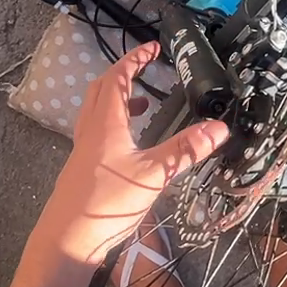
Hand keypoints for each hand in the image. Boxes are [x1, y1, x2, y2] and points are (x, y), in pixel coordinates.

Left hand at [30, 43, 229, 265]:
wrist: (68, 238)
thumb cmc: (107, 202)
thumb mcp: (154, 175)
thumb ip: (185, 150)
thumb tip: (218, 128)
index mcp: (105, 122)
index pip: (118, 78)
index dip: (135, 59)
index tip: (153, 47)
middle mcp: (91, 129)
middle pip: (103, 89)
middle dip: (125, 74)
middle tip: (146, 68)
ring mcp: (84, 148)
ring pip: (98, 111)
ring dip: (119, 99)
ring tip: (145, 103)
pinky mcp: (83, 167)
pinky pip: (98, 131)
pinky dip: (115, 124)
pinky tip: (131, 143)